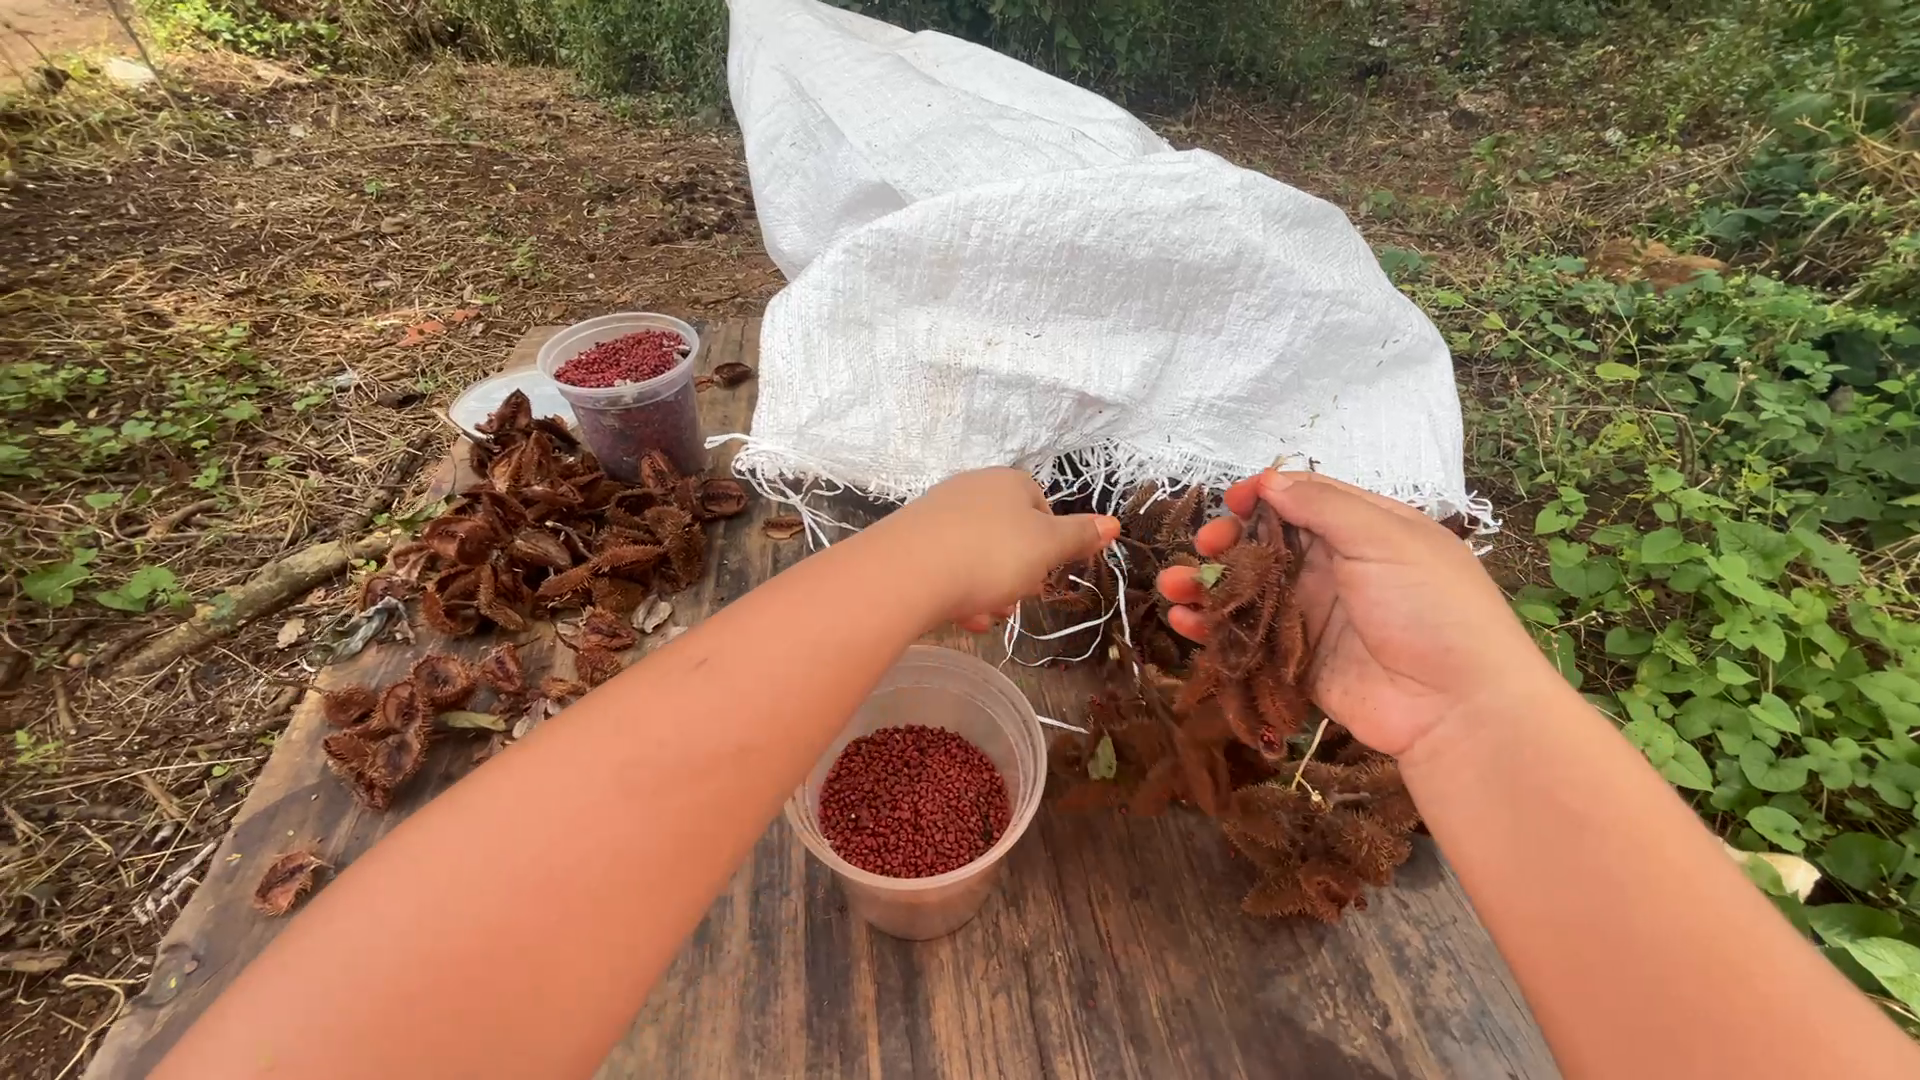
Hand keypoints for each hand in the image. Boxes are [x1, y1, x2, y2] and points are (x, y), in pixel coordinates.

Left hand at [870, 468, 1118, 631]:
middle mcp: (971, 490)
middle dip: (1017, 573)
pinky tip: (961, 617)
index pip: (1040, 507)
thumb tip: (1113, 523)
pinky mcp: (911, 543)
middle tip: (1016, 599)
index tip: (1046, 571)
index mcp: (1008, 483)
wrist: (908, 572)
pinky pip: (946, 568)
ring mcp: (937, 515)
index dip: (1048, 543)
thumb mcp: (1047, 547)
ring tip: (987, 615)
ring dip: (989, 590)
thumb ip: (1079, 537)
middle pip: (1008, 535)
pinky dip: (958, 593)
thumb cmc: (991, 554)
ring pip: (977, 556)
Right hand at [1157, 471, 1558, 758]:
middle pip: (1265, 545)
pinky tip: (1184, 623)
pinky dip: (1212, 629)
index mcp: (1363, 531)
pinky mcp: (1293, 658)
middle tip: (1204, 547)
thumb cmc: (1429, 608)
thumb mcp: (1385, 539)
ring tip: (1173, 586)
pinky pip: (1245, 637)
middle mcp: (1333, 568)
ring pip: (1247, 591)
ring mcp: (1310, 615)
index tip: (1233, 501)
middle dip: (1226, 541)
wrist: (1454, 707)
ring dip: (1206, 585)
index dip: (1264, 495)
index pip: (1303, 500)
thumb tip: (1269, 479)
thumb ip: (1323, 506)